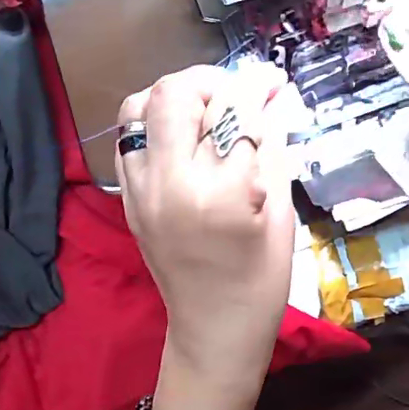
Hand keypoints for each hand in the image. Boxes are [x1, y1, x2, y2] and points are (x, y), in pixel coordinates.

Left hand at [117, 63, 295, 387]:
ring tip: (202, 114)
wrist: (213, 328)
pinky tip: (181, 140)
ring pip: (139, 107)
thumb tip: (270, 98)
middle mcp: (169, 184)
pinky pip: (128, 139)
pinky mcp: (127, 200)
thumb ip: (273, 149)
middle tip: (234, 98)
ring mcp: (140, 191)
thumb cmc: (261, 281)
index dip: (257, 86)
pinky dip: (153, 125)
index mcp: (220, 193)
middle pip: (175, 94)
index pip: (233, 110)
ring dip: (173, 97)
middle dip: (210, 82)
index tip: (271, 82)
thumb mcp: (281, 213)